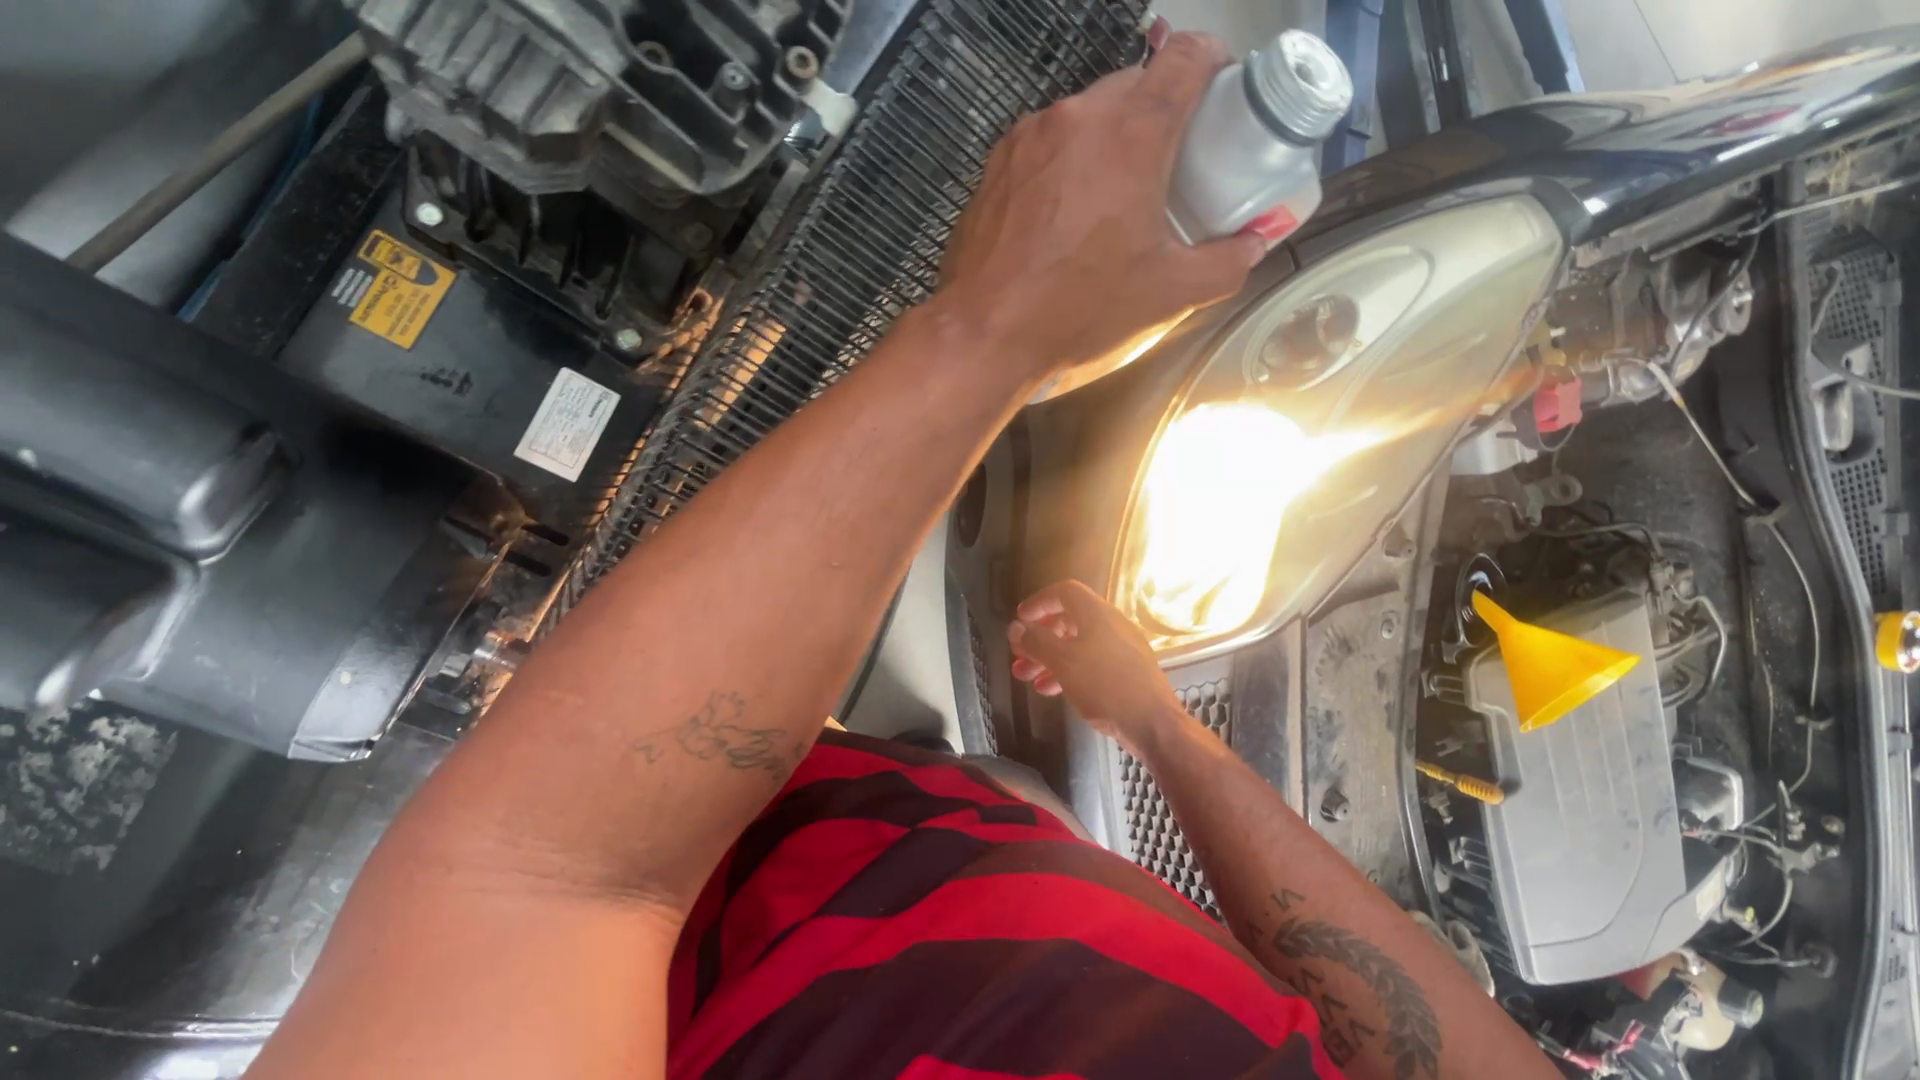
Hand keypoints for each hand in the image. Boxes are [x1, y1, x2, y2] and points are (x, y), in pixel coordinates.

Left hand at [935, 32, 1266, 385]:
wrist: (985, 332)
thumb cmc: (1080, 308)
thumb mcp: (1168, 293)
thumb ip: (1226, 262)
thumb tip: (1255, 243)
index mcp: (1130, 134)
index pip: (1184, 57)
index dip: (1212, 60)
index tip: (1220, 88)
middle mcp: (1077, 117)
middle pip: (1133, 85)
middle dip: (1158, 112)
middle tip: (1169, 161)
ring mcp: (1029, 136)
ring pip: (1084, 114)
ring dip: (1108, 138)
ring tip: (1113, 192)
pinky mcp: (996, 162)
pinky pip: (1045, 143)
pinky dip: (1065, 161)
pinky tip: (1064, 211)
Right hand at [1008, 580, 1185, 748]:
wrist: (1153, 724)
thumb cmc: (1105, 686)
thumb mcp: (1063, 662)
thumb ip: (1036, 641)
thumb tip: (1016, 627)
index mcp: (1098, 614)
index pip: (1065, 592)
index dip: (1039, 602)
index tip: (1020, 620)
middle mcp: (1112, 625)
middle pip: (1069, 620)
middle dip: (1039, 637)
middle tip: (1018, 654)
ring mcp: (1122, 649)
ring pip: (1077, 645)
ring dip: (1049, 657)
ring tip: (1025, 676)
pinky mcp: (1126, 673)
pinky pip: (1090, 663)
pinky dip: (1067, 671)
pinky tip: (1050, 690)